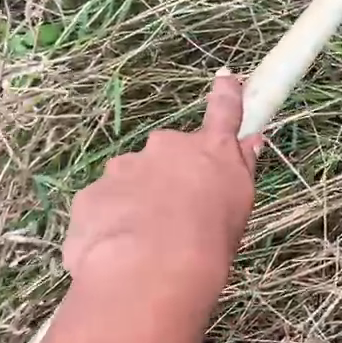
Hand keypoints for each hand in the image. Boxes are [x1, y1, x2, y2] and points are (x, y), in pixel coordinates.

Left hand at [64, 73, 261, 302]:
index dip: (226, 93)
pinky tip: (121, 250)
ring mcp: (124, 168)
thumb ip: (241, 167)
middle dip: (169, 174)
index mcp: (211, 148)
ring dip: (137, 200)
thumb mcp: (240, 202)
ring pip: (131, 180)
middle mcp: (166, 147)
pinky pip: (103, 206)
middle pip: (168, 153)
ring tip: (146, 240)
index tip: (226, 77)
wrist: (152, 266)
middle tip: (177, 212)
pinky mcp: (90, 194)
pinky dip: (111, 223)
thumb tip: (251, 141)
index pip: (223, 111)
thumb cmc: (211, 235)